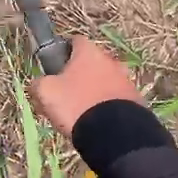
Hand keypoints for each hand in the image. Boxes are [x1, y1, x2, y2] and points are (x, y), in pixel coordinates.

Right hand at [29, 35, 146, 136]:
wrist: (117, 137)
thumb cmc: (76, 105)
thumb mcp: (46, 92)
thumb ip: (39, 82)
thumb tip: (39, 83)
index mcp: (89, 53)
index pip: (74, 40)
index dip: (62, 51)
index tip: (54, 65)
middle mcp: (111, 61)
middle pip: (91, 62)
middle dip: (80, 74)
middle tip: (66, 92)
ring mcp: (127, 82)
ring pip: (105, 81)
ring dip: (95, 91)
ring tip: (82, 111)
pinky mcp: (139, 103)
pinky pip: (117, 100)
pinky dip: (108, 107)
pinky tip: (98, 122)